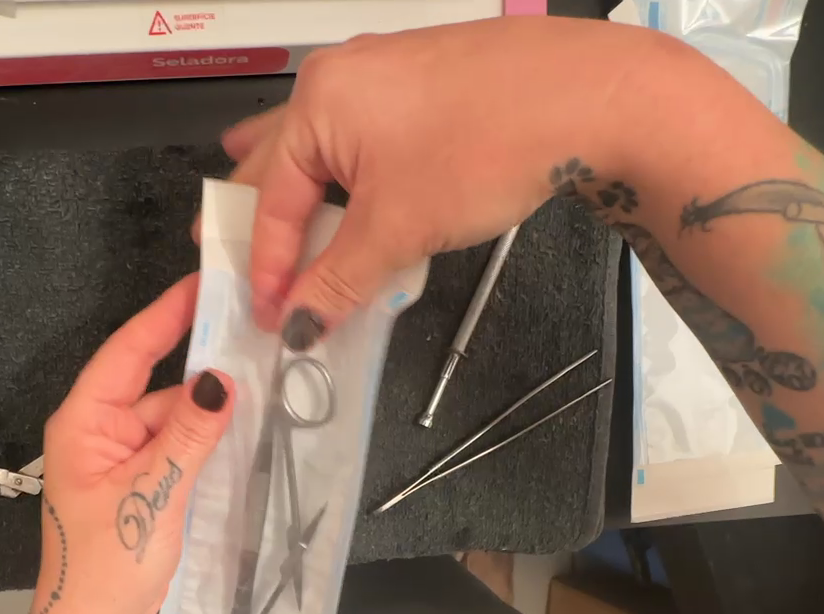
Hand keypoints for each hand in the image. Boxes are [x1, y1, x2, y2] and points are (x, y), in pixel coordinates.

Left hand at [29, 276, 234, 613]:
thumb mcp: (153, 494)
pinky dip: (204, 441)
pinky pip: (175, 448)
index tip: (205, 282)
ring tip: (261, 385)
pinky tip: (240, 430)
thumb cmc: (109, 563)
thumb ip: (189, 435)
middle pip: (155, 385)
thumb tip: (223, 380)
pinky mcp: (141, 484)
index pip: (128, 352)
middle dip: (200, 369)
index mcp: (85, 422)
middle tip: (255, 338)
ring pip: (171, 419)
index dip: (166, 315)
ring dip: (207, 411)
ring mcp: (122, 459)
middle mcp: (101, 431)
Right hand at [224, 17, 659, 339]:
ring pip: (321, 151)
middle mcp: (342, 79)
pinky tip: (334, 185)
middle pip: (281, 164)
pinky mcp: (422, 89)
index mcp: (318, 102)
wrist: (591, 99)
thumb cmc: (482, 150)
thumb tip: (298, 326)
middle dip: (262, 218)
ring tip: (262, 212)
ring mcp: (385, 76)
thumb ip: (337, 282)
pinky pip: (360, 144)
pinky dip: (342, 181)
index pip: (273, 202)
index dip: (267, 269)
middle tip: (232, 258)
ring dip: (295, 193)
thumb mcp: (397, 229)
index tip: (268, 318)